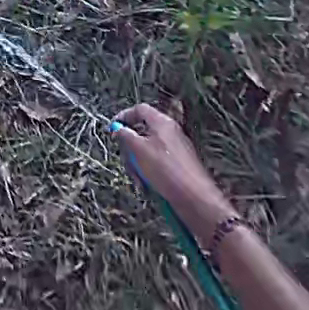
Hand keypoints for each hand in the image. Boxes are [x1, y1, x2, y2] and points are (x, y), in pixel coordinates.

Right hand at [111, 103, 234, 236]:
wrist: (196, 200)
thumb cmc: (166, 171)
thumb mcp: (138, 150)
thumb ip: (125, 135)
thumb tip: (117, 128)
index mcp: (162, 123)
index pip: (139, 110)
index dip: (123, 117)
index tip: (112, 130)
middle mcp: (170, 132)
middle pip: (142, 131)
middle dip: (131, 147)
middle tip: (127, 161)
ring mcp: (176, 149)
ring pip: (148, 150)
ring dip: (138, 163)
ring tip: (139, 179)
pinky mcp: (179, 166)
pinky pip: (158, 163)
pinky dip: (149, 172)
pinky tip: (149, 186)